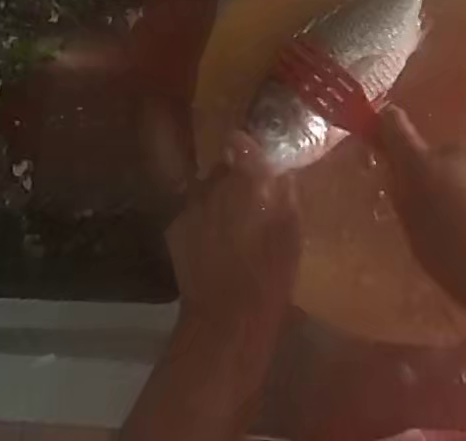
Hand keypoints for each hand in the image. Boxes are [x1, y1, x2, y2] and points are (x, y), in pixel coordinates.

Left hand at [166, 133, 301, 329]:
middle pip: (222, 169)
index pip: (240, 143)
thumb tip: (280, 170)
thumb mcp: (290, 234)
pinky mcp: (174, 228)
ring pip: (204, 190)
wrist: (226, 322)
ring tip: (228, 225)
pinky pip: (191, 213)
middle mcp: (213, 185)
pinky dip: (200, 222)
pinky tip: (210, 244)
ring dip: (215, 199)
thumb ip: (285, 194)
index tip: (254, 156)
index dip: (247, 147)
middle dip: (233, 179)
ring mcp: (190, 205)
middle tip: (248, 201)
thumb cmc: (269, 278)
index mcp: (246, 181)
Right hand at [378, 106, 465, 323]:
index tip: (386, 139)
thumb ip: (408, 205)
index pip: (394, 127)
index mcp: (426, 169)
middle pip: (442, 155)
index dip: (388, 130)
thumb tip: (401, 177)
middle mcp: (460, 150)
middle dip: (443, 178)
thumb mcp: (425, 249)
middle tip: (455, 220)